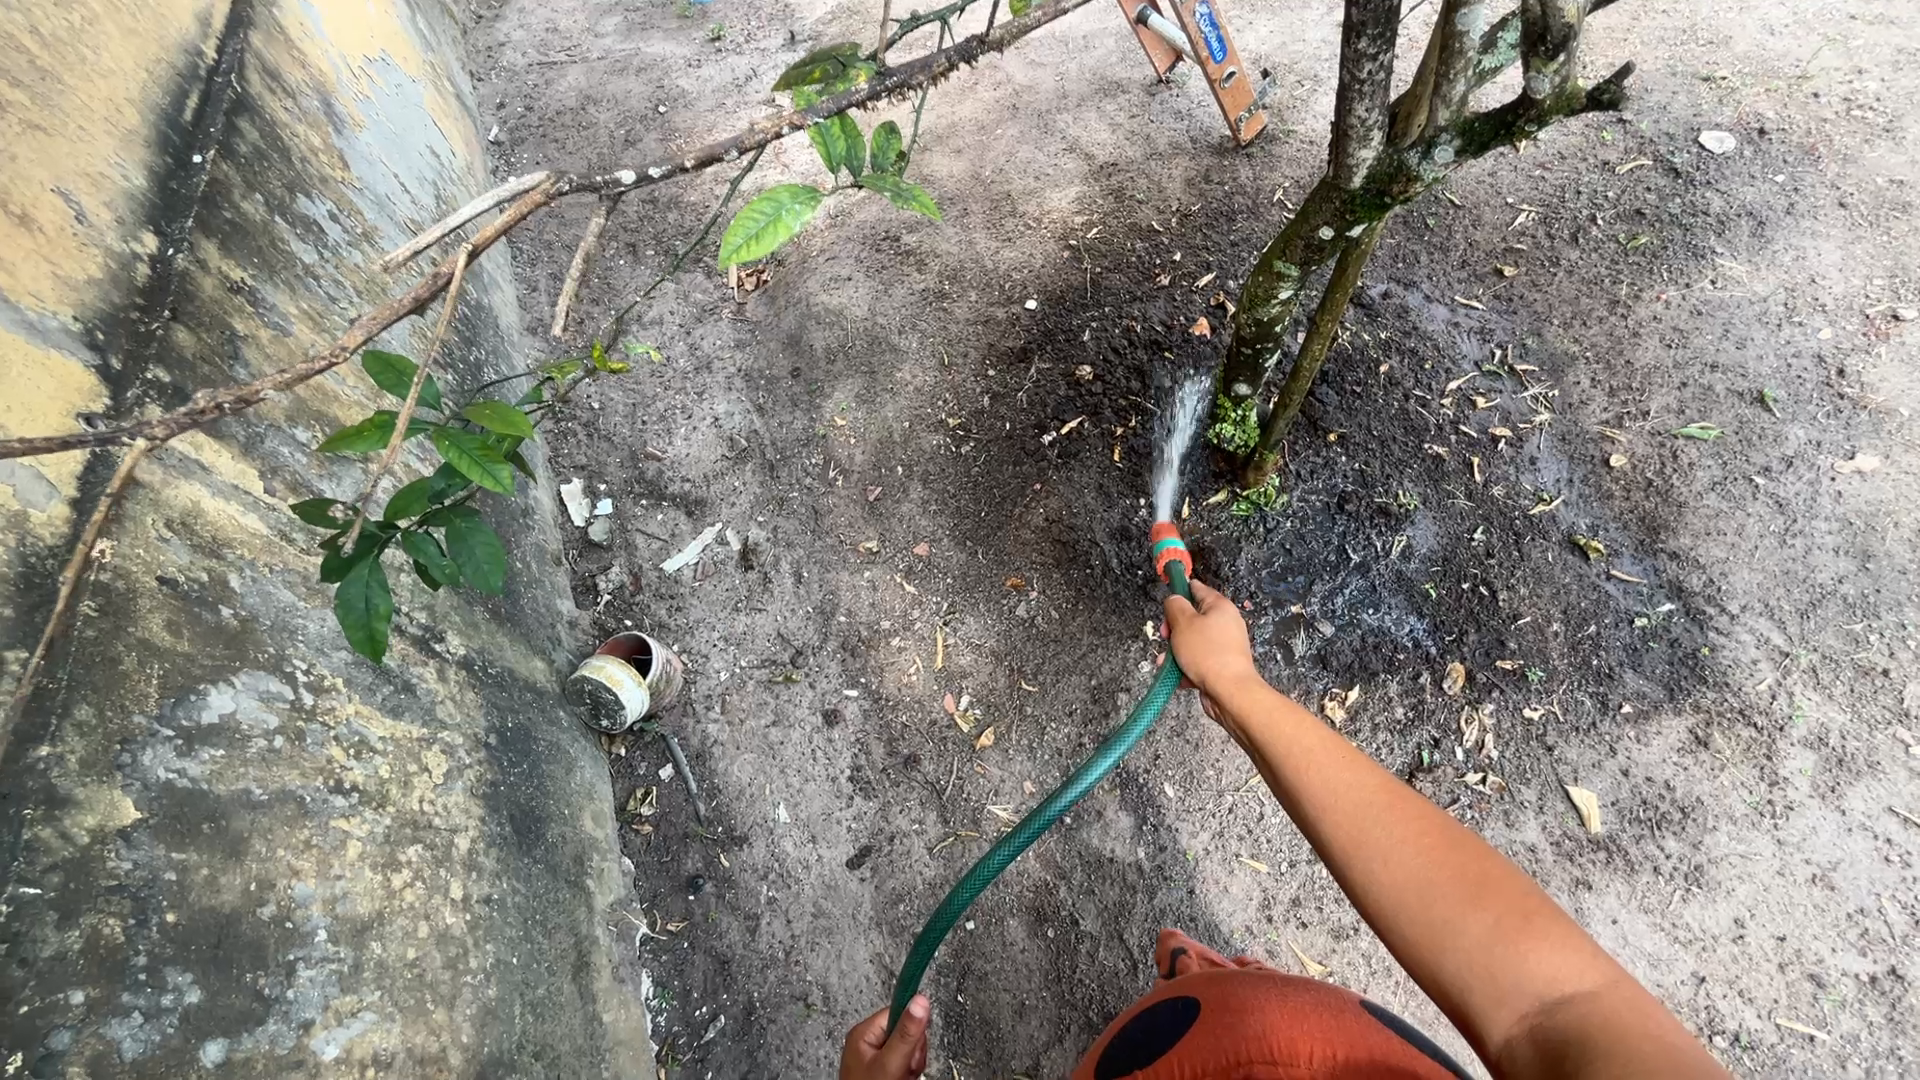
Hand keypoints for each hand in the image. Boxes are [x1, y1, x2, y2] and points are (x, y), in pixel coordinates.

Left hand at [840, 996, 930, 1079]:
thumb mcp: (890, 1064)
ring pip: (909, 1049)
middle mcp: (868, 1042)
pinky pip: (906, 1063)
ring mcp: (876, 1058)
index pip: (898, 1012)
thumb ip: (906, 1033)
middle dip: (912, 1053)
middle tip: (904, 1070)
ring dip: (912, 1066)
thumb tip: (921, 1000)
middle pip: (906, 1031)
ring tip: (902, 1079)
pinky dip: (909, 1074)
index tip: (911, 1047)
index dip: (911, 1029)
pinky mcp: (884, 1071)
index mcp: (863, 1033)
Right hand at [1162, 579, 1258, 712]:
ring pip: (1191, 641)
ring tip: (1165, 661)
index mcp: (1219, 607)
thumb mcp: (1183, 623)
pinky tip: (1176, 674)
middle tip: (1166, 636)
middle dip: (1173, 628)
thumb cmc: (1208, 654)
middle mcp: (1225, 624)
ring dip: (1175, 650)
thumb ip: (1174, 605)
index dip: (1180, 591)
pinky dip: (1184, 665)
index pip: (1197, 589)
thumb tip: (1173, 600)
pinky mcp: (1220, 664)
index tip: (1167, 594)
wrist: (1229, 691)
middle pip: (1191, 618)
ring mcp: (1223, 645)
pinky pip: (1197, 659)